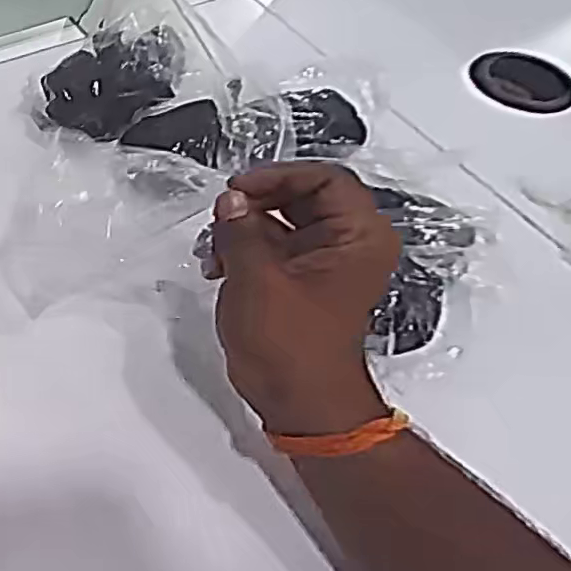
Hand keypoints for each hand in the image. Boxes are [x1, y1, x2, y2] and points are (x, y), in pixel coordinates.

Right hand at [208, 162, 399, 435]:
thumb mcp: (258, 278)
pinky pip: (266, 245)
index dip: (277, 177)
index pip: (325, 181)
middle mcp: (344, 243)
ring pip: (277, 220)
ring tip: (212, 249)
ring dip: (239, 228)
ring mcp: (318, 261)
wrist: (296, 393)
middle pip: (300, 197)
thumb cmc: (289, 340)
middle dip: (253, 203)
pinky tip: (215, 265)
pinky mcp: (293, 278)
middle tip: (218, 216)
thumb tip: (230, 200)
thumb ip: (241, 232)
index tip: (235, 189)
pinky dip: (238, 247)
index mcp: (357, 237)